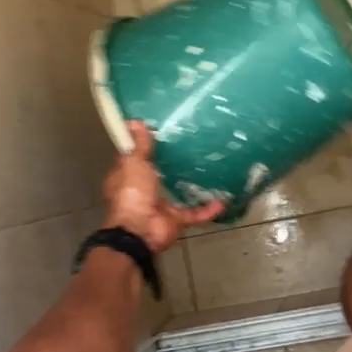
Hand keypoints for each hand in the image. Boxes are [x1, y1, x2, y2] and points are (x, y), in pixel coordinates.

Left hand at [101, 121, 223, 251]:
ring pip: (178, 194)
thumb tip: (133, 121)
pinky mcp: (176, 220)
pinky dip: (208, 209)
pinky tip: (222, 200)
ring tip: (210, 170)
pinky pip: (195, 213)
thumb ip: (139, 145)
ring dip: (192, 186)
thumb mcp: (133, 163)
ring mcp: (161, 207)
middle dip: (171, 165)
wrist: (139, 231)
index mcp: (128, 178)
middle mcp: (143, 192)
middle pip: (158, 175)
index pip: (135, 159)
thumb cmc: (131, 193)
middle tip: (191, 147)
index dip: (143, 146)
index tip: (159, 132)